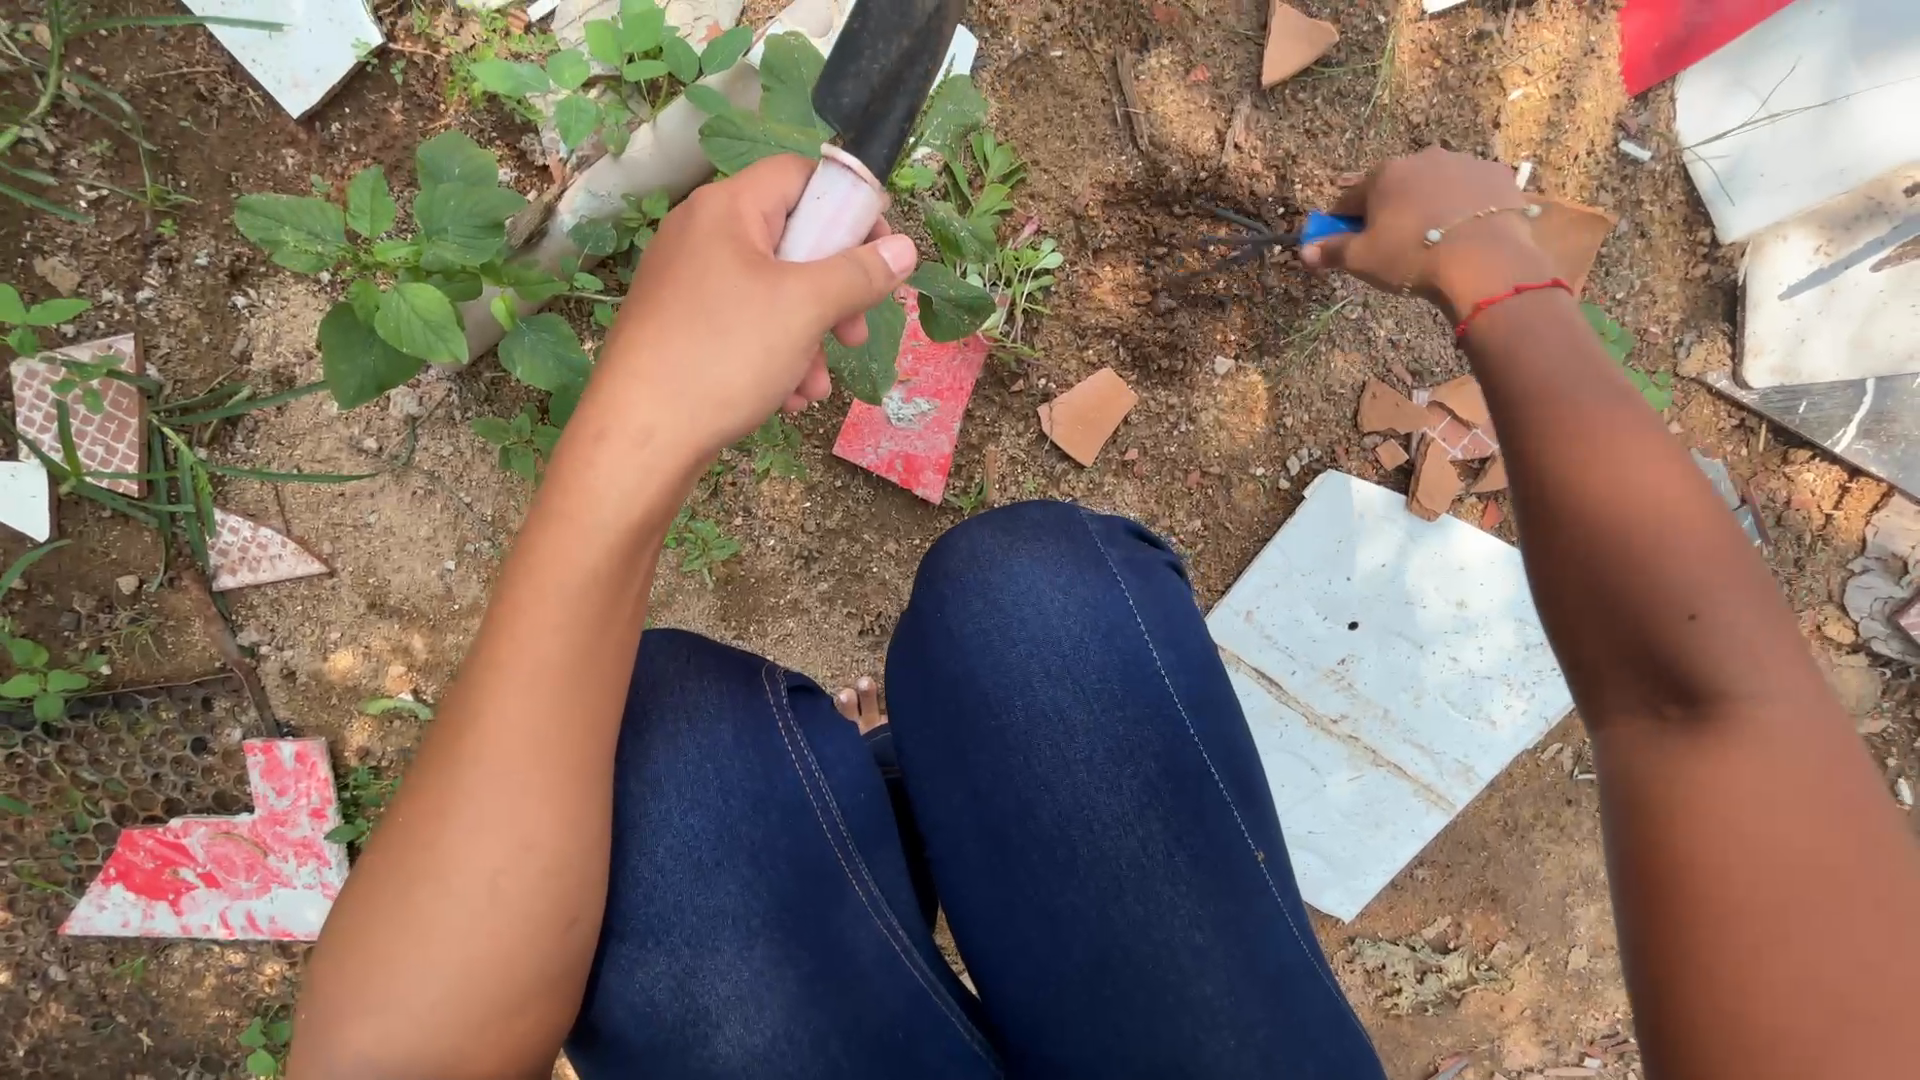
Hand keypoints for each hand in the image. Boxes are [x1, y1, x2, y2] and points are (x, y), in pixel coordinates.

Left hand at [591, 154, 918, 458]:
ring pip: (774, 297)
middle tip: (854, 336)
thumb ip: (859, 274)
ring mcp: (690, 284)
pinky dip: (776, 357)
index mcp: (728, 210)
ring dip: (809, 341)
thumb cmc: (724, 355)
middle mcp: (703, 235)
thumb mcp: (805, 309)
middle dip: (834, 295)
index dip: (848, 207)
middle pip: (792, 245)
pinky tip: (786, 398)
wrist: (642, 434)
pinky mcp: (683, 328)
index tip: (880, 255)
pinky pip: (746, 327)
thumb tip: (904, 248)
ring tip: (815, 386)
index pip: (800, 177)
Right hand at [1300, 147, 1554, 321]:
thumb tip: (1304, 252)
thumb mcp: (1361, 259)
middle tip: (1387, 241)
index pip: (1350, 197)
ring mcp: (1465, 162)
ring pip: (1433, 185)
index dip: (1341, 221)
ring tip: (1428, 238)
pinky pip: (1469, 191)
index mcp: (1385, 174)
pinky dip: (1461, 207)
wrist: (1483, 259)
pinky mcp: (1497, 176)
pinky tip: (1461, 232)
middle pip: (1394, 186)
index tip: (1341, 241)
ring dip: (1425, 204)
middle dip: (1386, 209)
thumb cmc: (1410, 255)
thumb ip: (1332, 251)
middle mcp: (1423, 158)